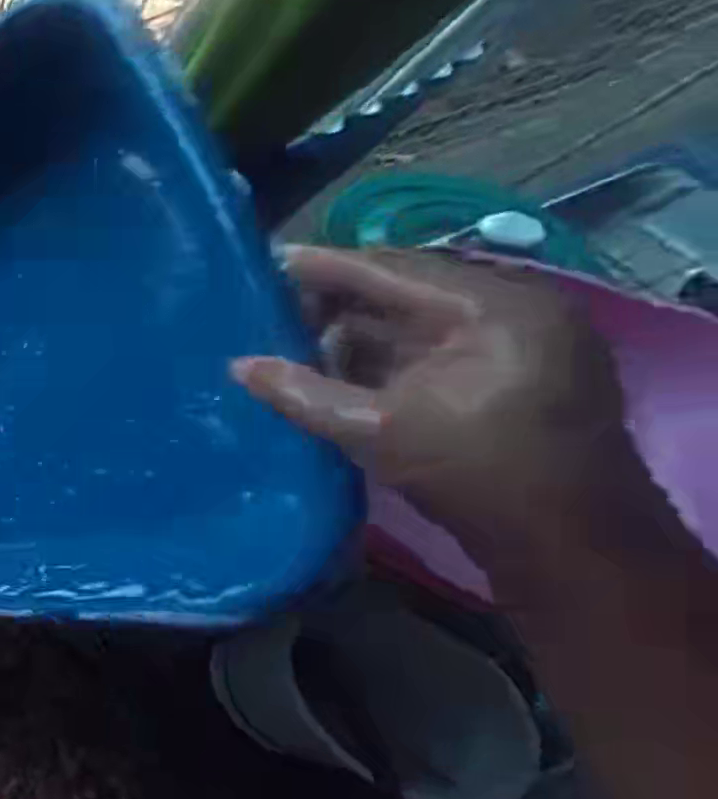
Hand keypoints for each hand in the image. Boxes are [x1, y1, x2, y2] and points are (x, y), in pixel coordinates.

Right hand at [230, 247, 628, 542]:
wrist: (561, 537)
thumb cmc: (472, 471)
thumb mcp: (372, 429)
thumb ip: (301, 393)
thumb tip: (237, 366)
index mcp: (493, 308)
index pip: (391, 269)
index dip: (323, 266)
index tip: (265, 261)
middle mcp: (508, 309)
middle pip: (401, 286)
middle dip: (332, 295)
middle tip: (267, 301)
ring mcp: (509, 340)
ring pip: (409, 315)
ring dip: (348, 323)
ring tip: (284, 330)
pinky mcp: (498, 368)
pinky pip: (421, 340)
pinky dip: (372, 347)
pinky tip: (324, 357)